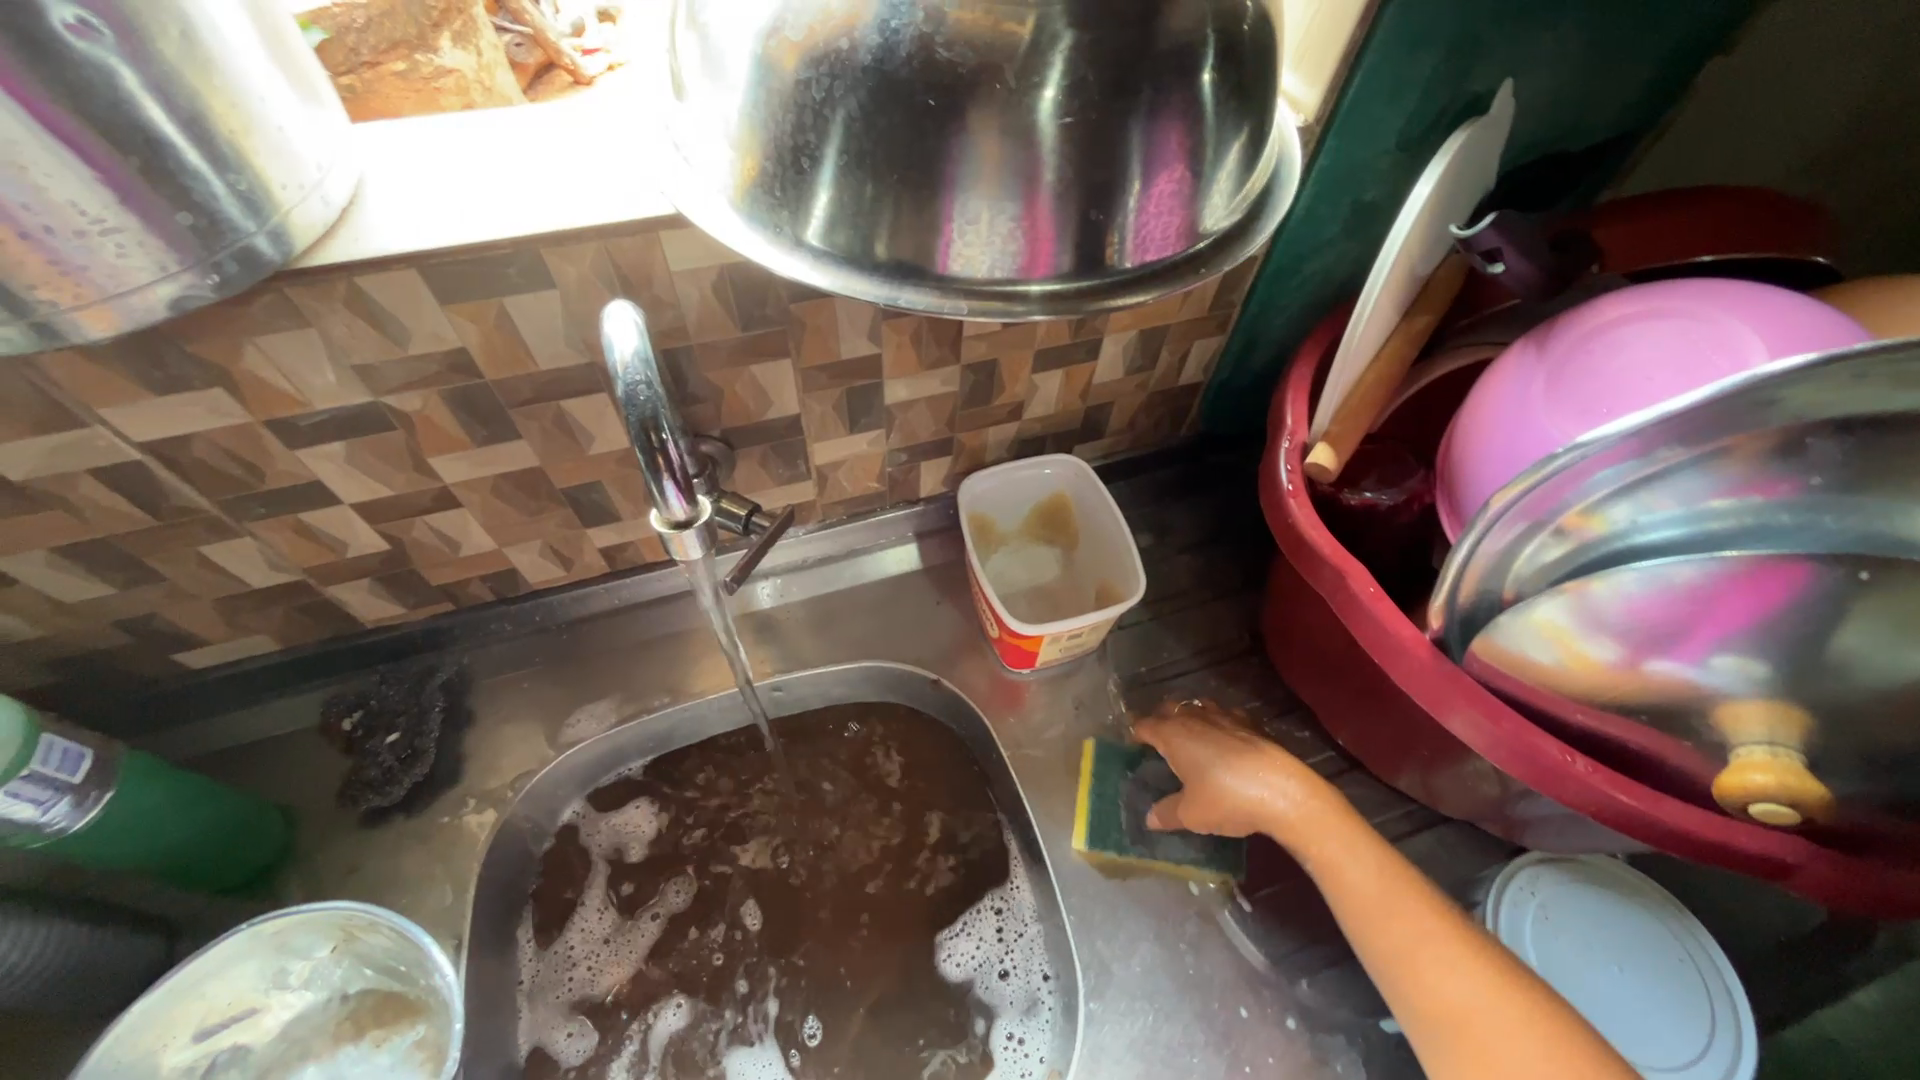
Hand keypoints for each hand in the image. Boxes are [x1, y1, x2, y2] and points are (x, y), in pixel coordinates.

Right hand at [1131, 699, 1346, 841]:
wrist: (1284, 792)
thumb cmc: (1227, 799)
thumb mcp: (1191, 814)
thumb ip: (1166, 813)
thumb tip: (1149, 818)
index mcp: (1173, 733)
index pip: (1144, 725)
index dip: (1136, 735)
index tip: (1133, 748)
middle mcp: (1195, 717)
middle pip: (1170, 709)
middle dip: (1161, 721)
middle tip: (1160, 744)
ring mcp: (1226, 717)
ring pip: (1199, 707)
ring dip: (1192, 718)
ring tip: (1192, 740)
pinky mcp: (1252, 724)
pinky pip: (1227, 717)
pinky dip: (1221, 725)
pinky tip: (1227, 744)